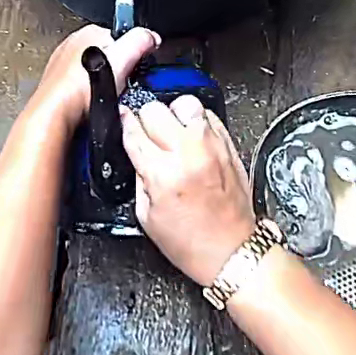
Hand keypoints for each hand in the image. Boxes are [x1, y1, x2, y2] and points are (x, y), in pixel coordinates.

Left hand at [26, 25, 160, 129]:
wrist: (55, 115)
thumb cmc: (79, 87)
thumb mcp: (124, 57)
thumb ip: (141, 40)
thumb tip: (151, 37)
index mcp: (88, 33)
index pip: (120, 36)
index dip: (133, 53)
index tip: (137, 66)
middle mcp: (73, 46)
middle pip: (109, 57)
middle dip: (119, 71)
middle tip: (122, 85)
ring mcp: (64, 68)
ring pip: (97, 76)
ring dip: (105, 87)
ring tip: (106, 97)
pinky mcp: (61, 88)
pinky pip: (84, 91)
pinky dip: (90, 98)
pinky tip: (92, 104)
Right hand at [121, 96, 257, 286]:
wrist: (232, 251)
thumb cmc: (193, 243)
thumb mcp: (147, 217)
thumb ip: (140, 178)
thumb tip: (138, 152)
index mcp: (163, 174)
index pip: (134, 131)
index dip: (124, 122)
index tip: (123, 118)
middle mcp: (188, 154)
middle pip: (156, 110)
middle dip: (146, 118)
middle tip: (147, 131)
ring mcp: (212, 146)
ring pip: (185, 103)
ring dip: (173, 114)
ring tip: (172, 130)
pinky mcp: (228, 145)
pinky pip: (209, 115)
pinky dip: (196, 121)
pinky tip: (192, 137)